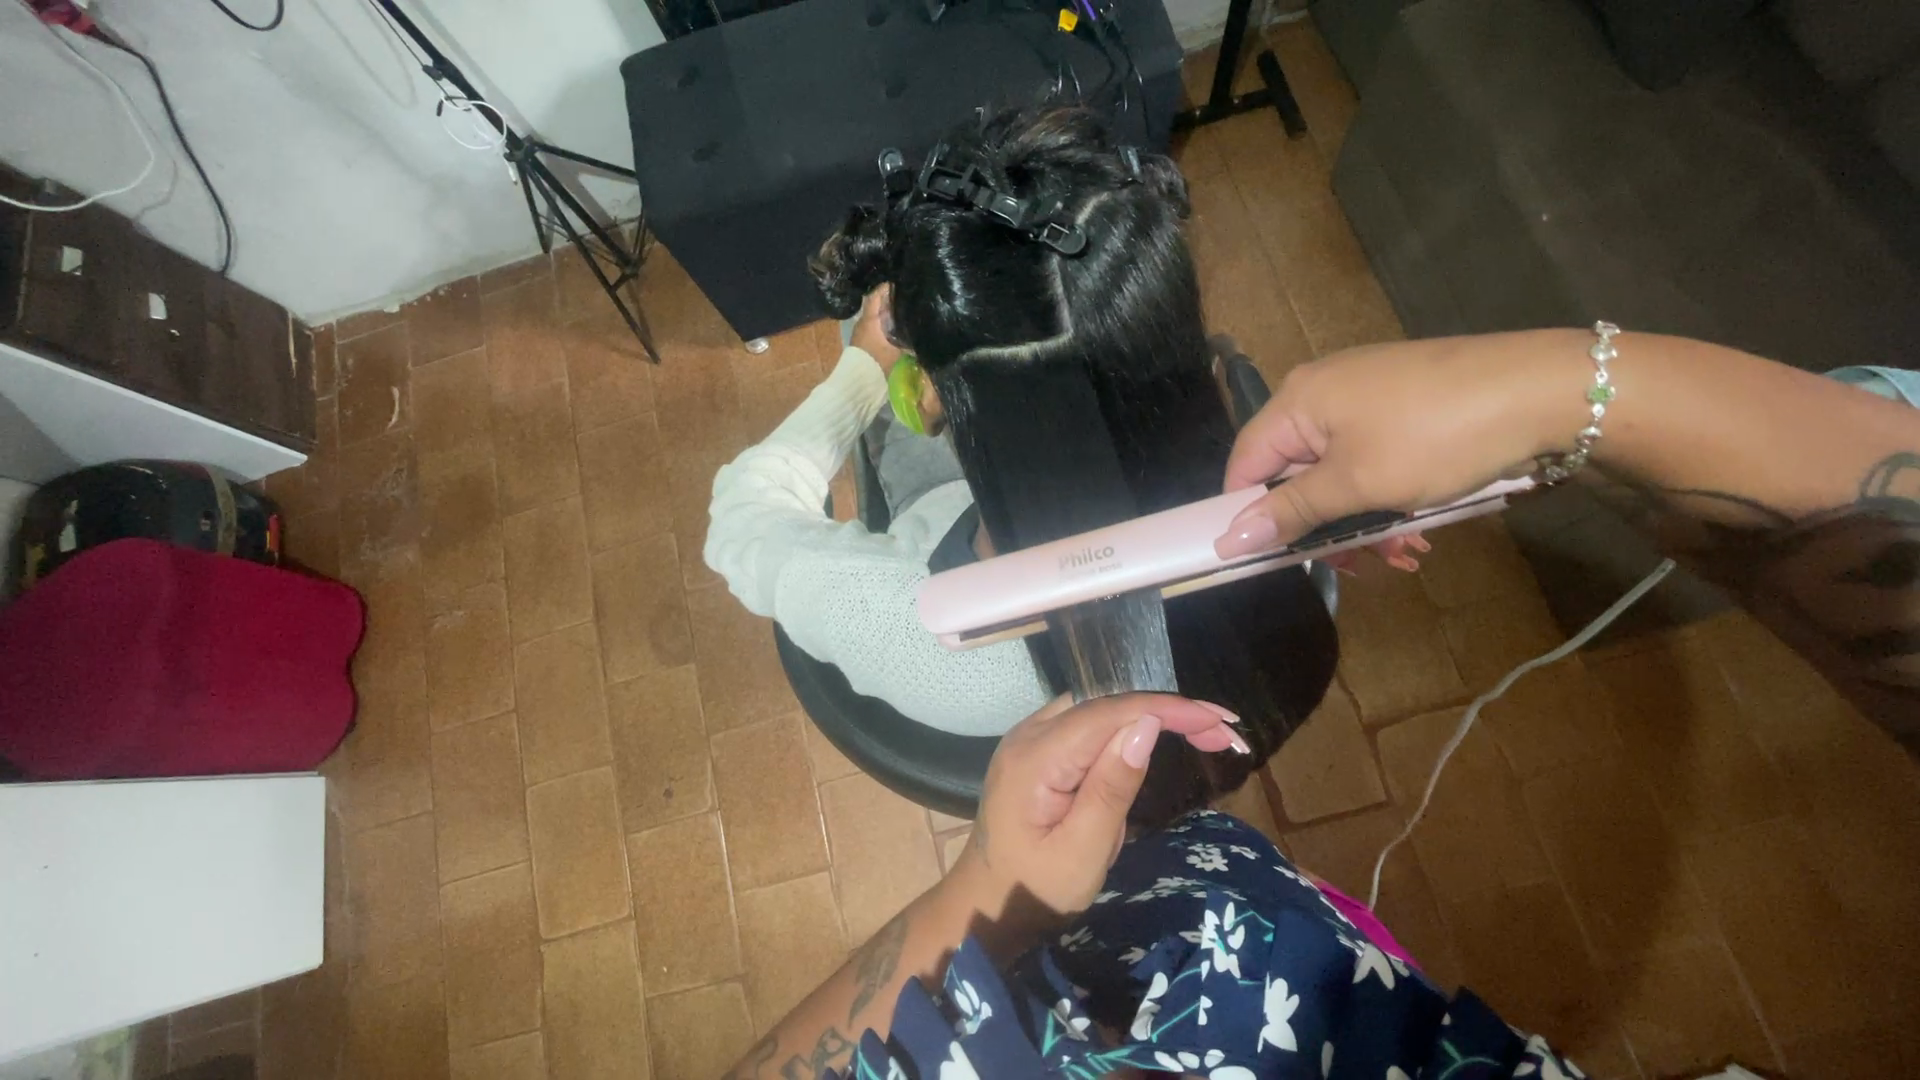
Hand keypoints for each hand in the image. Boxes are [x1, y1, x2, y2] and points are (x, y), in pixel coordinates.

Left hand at [849, 285, 903, 374]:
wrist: (858, 381)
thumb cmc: (877, 362)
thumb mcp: (896, 350)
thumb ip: (906, 339)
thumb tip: (919, 333)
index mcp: (870, 319)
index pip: (876, 296)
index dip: (886, 288)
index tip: (898, 284)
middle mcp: (863, 322)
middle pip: (876, 306)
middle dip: (889, 302)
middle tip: (904, 298)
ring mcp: (861, 332)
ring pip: (875, 317)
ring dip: (886, 314)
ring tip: (902, 313)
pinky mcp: (862, 342)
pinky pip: (873, 327)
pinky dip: (883, 325)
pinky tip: (894, 329)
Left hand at [947, 693, 1245, 922]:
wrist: (986, 901)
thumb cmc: (1037, 890)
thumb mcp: (1083, 851)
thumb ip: (1112, 787)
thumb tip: (1147, 725)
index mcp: (1036, 757)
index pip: (1109, 713)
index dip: (1167, 709)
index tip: (1219, 721)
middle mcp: (1028, 733)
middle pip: (1106, 704)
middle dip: (1167, 709)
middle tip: (1224, 731)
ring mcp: (1030, 737)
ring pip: (1099, 708)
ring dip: (1151, 713)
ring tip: (1204, 730)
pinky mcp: (1038, 748)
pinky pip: (1088, 722)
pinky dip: (1128, 723)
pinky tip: (1158, 732)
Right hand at [1215, 332, 1587, 557]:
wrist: (1551, 391)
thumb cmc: (1437, 437)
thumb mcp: (1357, 484)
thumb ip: (1289, 512)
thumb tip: (1227, 540)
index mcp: (1297, 401)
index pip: (1245, 464)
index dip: (1248, 513)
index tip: (1269, 557)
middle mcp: (1322, 392)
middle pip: (1293, 472)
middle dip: (1319, 525)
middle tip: (1354, 565)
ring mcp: (1366, 396)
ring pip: (1336, 472)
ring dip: (1359, 519)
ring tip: (1403, 553)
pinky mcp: (1403, 404)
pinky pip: (1370, 458)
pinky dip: (1384, 495)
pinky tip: (1418, 526)